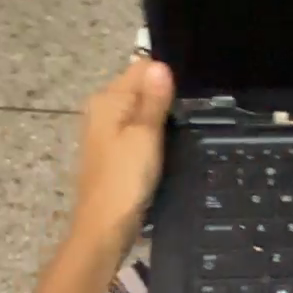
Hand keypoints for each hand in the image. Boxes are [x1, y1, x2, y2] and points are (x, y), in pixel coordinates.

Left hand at [69, 59, 174, 251]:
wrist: (104, 228)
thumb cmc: (125, 179)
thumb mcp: (146, 135)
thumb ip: (154, 99)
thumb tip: (161, 65)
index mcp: (108, 99)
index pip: (143, 67)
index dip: (167, 79)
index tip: (188, 99)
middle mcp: (102, 109)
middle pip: (141, 88)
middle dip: (165, 98)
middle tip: (191, 117)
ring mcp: (106, 130)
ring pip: (141, 110)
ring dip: (160, 118)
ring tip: (182, 133)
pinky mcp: (112, 150)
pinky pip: (137, 129)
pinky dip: (152, 134)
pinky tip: (166, 149)